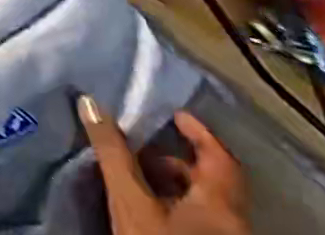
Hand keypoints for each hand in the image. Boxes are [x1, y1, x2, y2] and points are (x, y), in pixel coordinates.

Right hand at [77, 96, 248, 234]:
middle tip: (141, 152)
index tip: (172, 116)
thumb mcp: (130, 201)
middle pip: (210, 181)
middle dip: (174, 161)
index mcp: (221, 203)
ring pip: (205, 208)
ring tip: (137, 184)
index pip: (219, 155)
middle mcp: (234, 224)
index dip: (197, 131)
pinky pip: (201, 227)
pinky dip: (177, 213)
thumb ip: (113, 152)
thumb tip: (89, 103)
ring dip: (173, 189)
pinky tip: (149, 217)